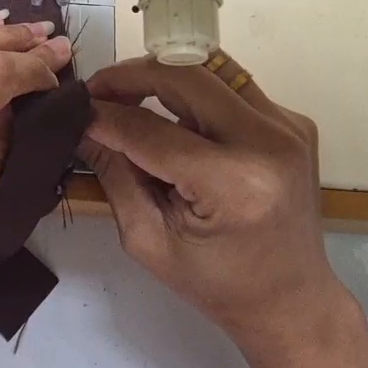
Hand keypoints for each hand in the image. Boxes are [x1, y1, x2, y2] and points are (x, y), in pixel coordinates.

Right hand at [79, 55, 350, 367]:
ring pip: (210, 68)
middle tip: (96, 91)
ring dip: (163, 74)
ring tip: (127, 95)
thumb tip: (82, 124)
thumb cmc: (214, 283)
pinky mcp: (293, 121)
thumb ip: (114, 175)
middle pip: (185, 76)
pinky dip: (193, 91)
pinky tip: (172, 116)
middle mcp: (268, 142)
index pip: (151, 129)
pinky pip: (231, 85)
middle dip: (131, 76)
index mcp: (232, 184)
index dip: (106, 115)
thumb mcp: (147, 239)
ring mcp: (288, 126)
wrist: (290, 299)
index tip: (74, 108)